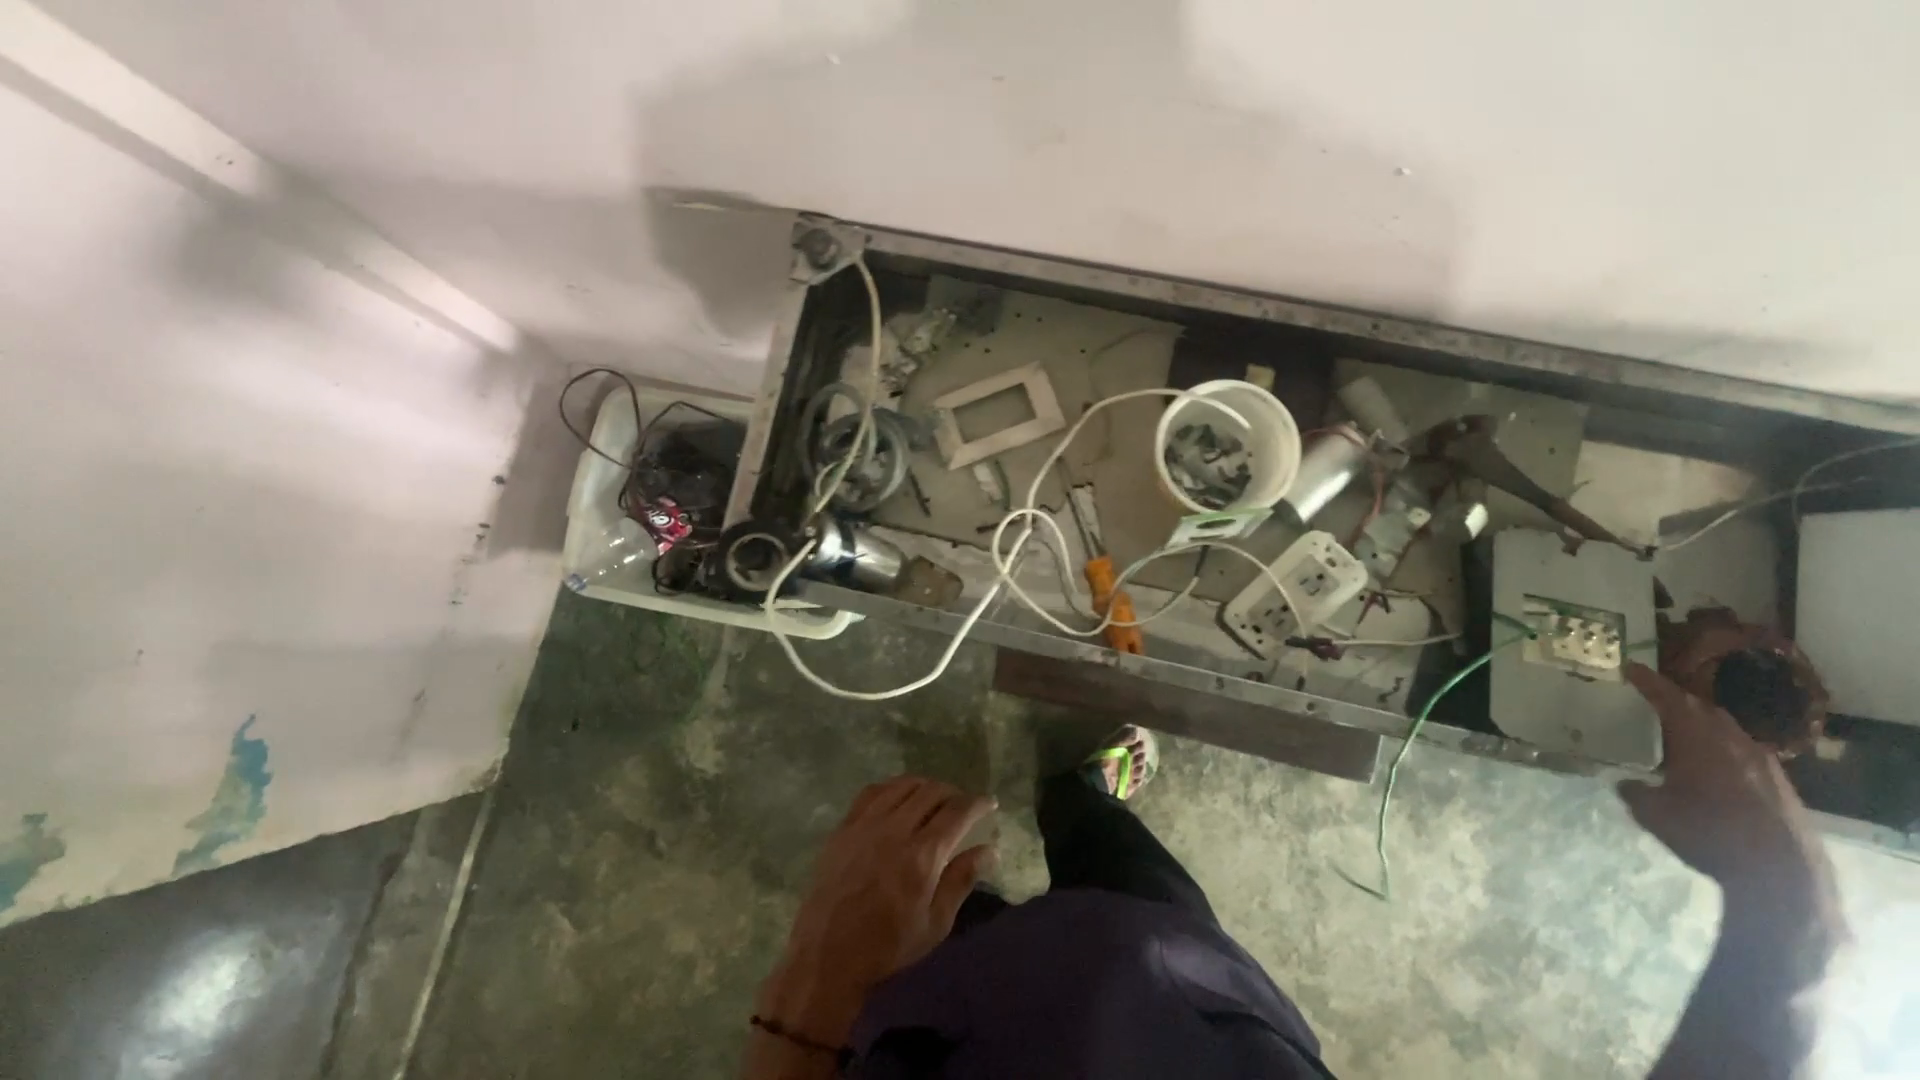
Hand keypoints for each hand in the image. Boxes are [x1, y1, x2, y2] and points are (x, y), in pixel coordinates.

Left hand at [755, 776, 996, 1044]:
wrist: (828, 954)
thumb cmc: (888, 946)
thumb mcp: (935, 922)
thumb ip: (962, 880)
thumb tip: (990, 850)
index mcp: (922, 855)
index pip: (957, 812)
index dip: (977, 803)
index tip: (989, 804)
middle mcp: (894, 830)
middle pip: (930, 791)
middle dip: (953, 792)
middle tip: (961, 805)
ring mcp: (865, 825)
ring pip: (901, 786)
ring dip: (924, 786)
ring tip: (933, 798)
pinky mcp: (843, 828)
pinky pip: (871, 793)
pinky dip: (891, 788)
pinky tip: (897, 798)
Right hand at [1619, 663, 1833, 912]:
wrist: (1780, 871)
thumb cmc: (1708, 832)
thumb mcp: (1653, 813)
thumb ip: (1635, 792)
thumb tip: (1627, 783)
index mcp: (1698, 739)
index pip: (1668, 698)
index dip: (1647, 681)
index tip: (1629, 666)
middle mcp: (1732, 741)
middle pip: (1702, 708)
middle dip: (1676, 699)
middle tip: (1653, 697)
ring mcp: (1761, 761)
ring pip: (1726, 729)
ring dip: (1702, 723)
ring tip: (1681, 729)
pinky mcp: (1778, 782)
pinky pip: (1742, 750)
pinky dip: (1721, 746)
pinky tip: (1711, 765)